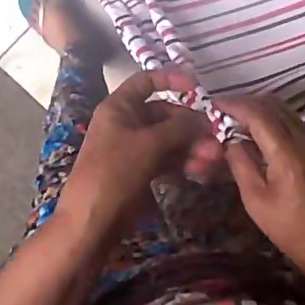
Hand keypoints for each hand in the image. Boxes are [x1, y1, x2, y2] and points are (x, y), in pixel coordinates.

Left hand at [53, 67, 218, 241]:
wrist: (90, 225)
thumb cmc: (114, 173)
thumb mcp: (149, 144)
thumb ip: (179, 127)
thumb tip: (204, 118)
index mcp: (118, 107)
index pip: (146, 81)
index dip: (171, 79)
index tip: (197, 88)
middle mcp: (125, 123)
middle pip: (162, 112)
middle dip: (189, 123)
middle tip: (214, 135)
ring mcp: (132, 148)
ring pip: (167, 138)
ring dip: (190, 145)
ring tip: (213, 157)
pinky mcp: (138, 171)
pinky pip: (164, 158)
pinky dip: (182, 161)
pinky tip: (201, 169)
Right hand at [215, 95, 304, 276]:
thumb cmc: (289, 226)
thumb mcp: (255, 199)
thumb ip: (240, 163)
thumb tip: (226, 138)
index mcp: (287, 153)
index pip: (258, 115)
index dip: (233, 105)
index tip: (211, 105)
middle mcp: (301, 138)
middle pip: (269, 105)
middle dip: (242, 102)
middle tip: (219, 111)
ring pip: (279, 107)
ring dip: (255, 106)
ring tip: (231, 116)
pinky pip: (287, 116)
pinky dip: (267, 114)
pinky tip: (252, 126)